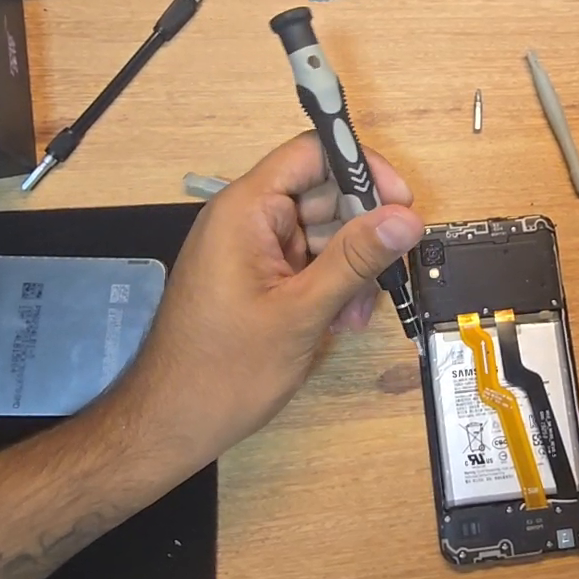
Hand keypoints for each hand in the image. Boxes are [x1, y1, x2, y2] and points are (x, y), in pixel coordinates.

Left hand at [123, 133, 423, 460]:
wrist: (171, 425)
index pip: (311, 153)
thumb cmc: (226, 370)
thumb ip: (356, 259)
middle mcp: (248, 219)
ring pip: (323, 233)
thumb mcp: (302, 311)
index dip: (361, 168)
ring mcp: (253, 249)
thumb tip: (408, 218)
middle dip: (361, 232)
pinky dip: (332, 285)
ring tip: (357, 314)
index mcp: (246, 209)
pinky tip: (341, 321)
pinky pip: (308, 262)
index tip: (402, 203)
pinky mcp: (258, 277)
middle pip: (324, 195)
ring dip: (350, 267)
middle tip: (389, 271)